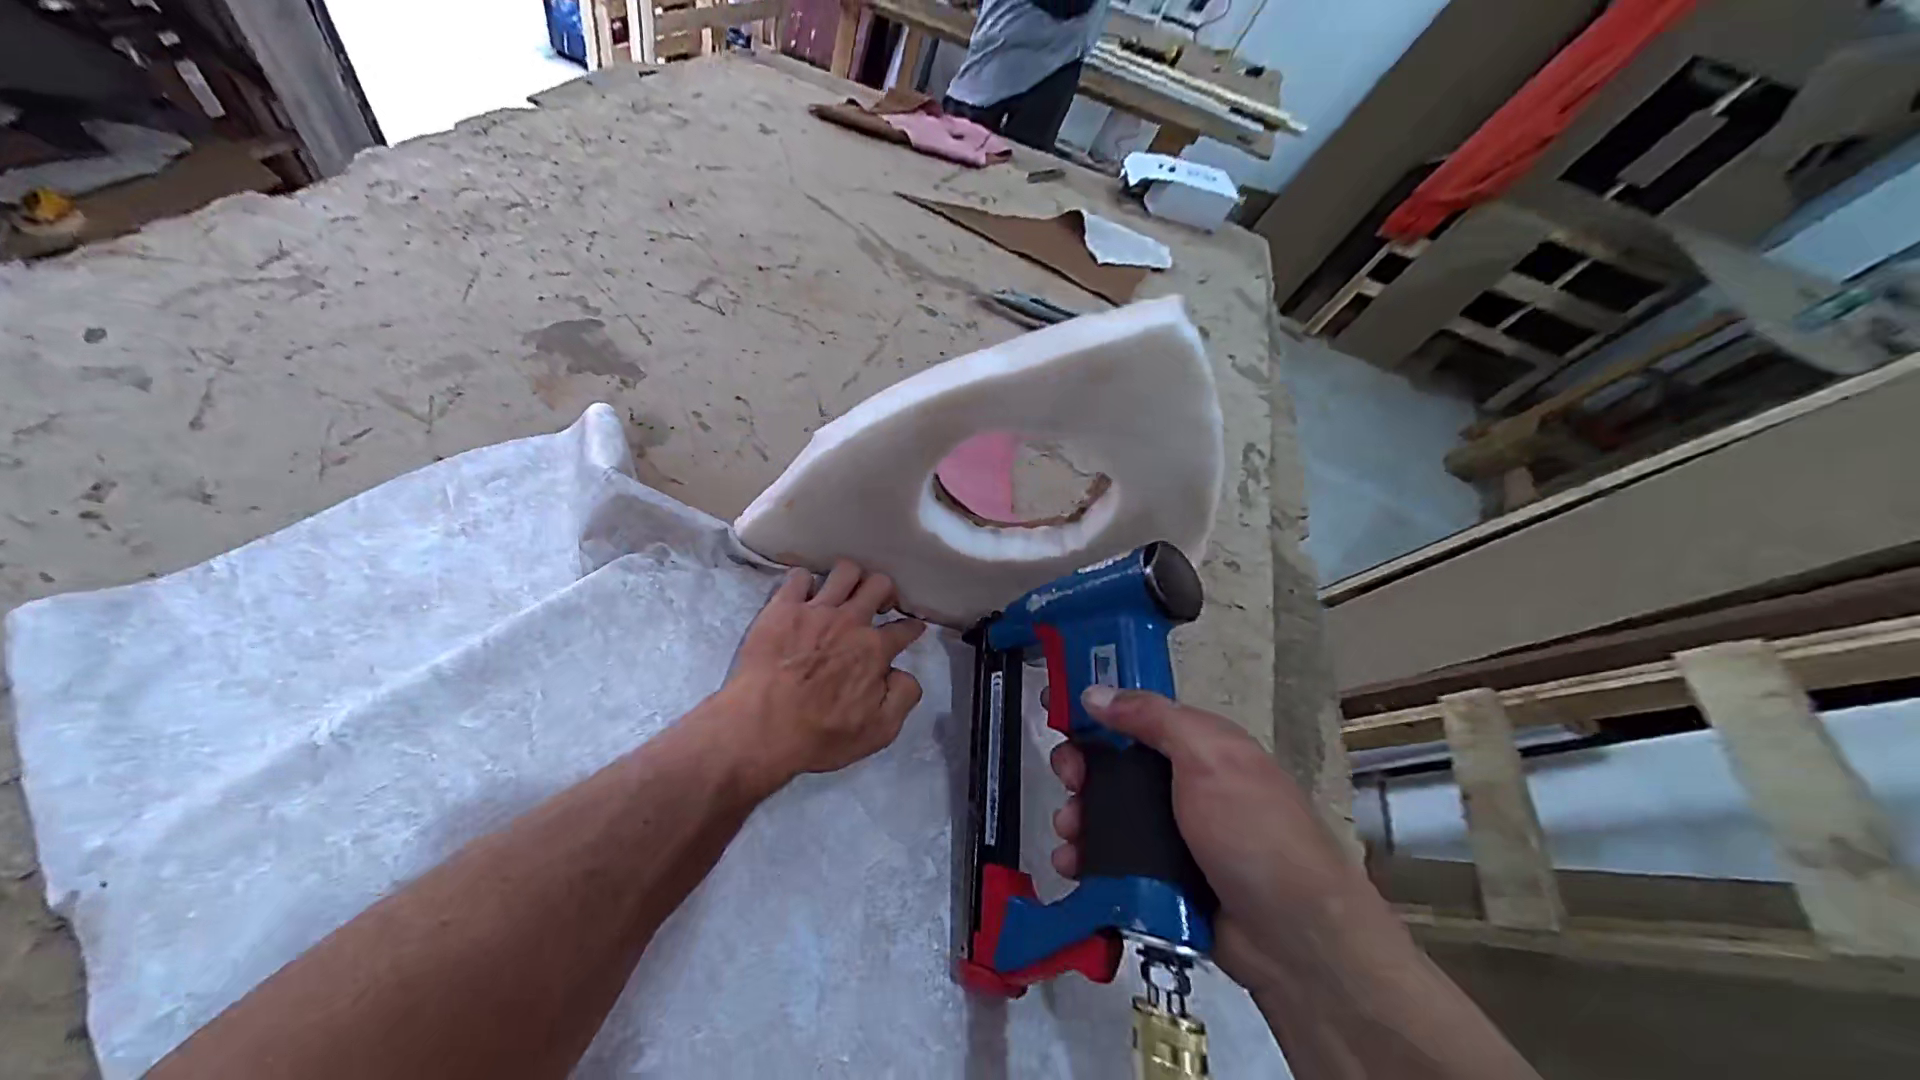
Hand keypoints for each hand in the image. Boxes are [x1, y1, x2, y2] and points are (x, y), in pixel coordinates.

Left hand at [720, 560, 925, 784]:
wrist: (762, 727)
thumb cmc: (820, 734)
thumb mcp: (879, 731)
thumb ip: (903, 697)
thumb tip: (903, 674)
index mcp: (875, 650)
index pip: (904, 628)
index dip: (911, 627)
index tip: (911, 628)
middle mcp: (851, 621)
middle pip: (879, 585)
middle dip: (885, 592)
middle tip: (878, 606)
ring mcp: (816, 610)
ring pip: (845, 571)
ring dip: (850, 579)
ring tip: (845, 592)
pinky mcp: (782, 607)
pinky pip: (799, 577)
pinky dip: (805, 582)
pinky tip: (803, 596)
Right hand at [1047, 686, 1394, 997]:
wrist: (1294, 939)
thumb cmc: (1252, 830)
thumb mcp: (1208, 757)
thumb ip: (1152, 718)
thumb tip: (1094, 693)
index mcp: (1197, 746)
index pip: (1138, 714)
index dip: (1097, 709)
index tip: (1056, 708)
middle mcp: (1180, 785)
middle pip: (1113, 764)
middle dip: (1080, 767)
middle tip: (1067, 779)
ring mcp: (1169, 835)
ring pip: (1105, 813)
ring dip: (1076, 816)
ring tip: (1068, 832)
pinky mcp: (1157, 879)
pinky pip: (1110, 860)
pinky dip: (1084, 859)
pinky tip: (1071, 864)